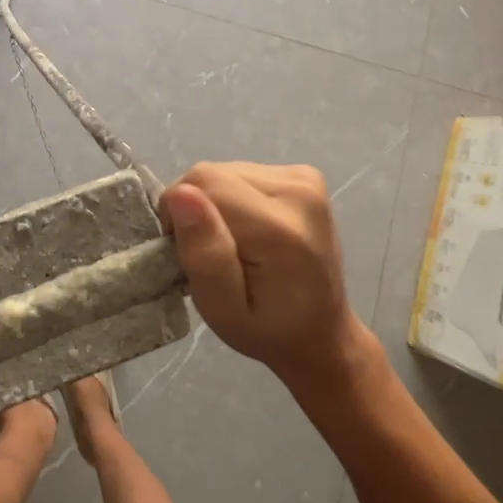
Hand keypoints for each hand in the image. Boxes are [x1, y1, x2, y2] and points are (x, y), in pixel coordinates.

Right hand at [162, 162, 368, 387]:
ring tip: (233, 243)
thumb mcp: (223, 310)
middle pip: (212, 174)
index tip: (190, 252)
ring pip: (224, 171)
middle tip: (212, 253)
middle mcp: (298, 191)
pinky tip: (251, 229)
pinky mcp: (304, 175)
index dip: (182, 215)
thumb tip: (181, 193)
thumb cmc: (267, 329)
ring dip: (217, 204)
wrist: (321, 331)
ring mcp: (305, 179)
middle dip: (198, 209)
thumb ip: (203, 253)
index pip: (203, 184)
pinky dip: (235, 198)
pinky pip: (243, 172)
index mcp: (279, 228)